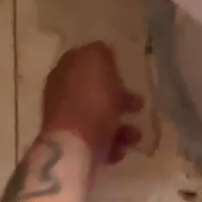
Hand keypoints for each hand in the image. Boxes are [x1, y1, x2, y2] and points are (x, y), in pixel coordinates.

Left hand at [41, 42, 141, 164]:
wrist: (76, 147)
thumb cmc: (90, 101)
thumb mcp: (97, 62)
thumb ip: (100, 53)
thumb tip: (102, 52)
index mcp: (64, 72)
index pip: (84, 63)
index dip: (105, 66)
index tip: (125, 73)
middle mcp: (62, 97)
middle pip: (95, 94)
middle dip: (120, 99)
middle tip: (139, 104)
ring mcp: (68, 124)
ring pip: (100, 120)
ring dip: (123, 126)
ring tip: (136, 134)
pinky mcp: (76, 148)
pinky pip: (100, 143)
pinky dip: (113, 144)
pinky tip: (121, 148)